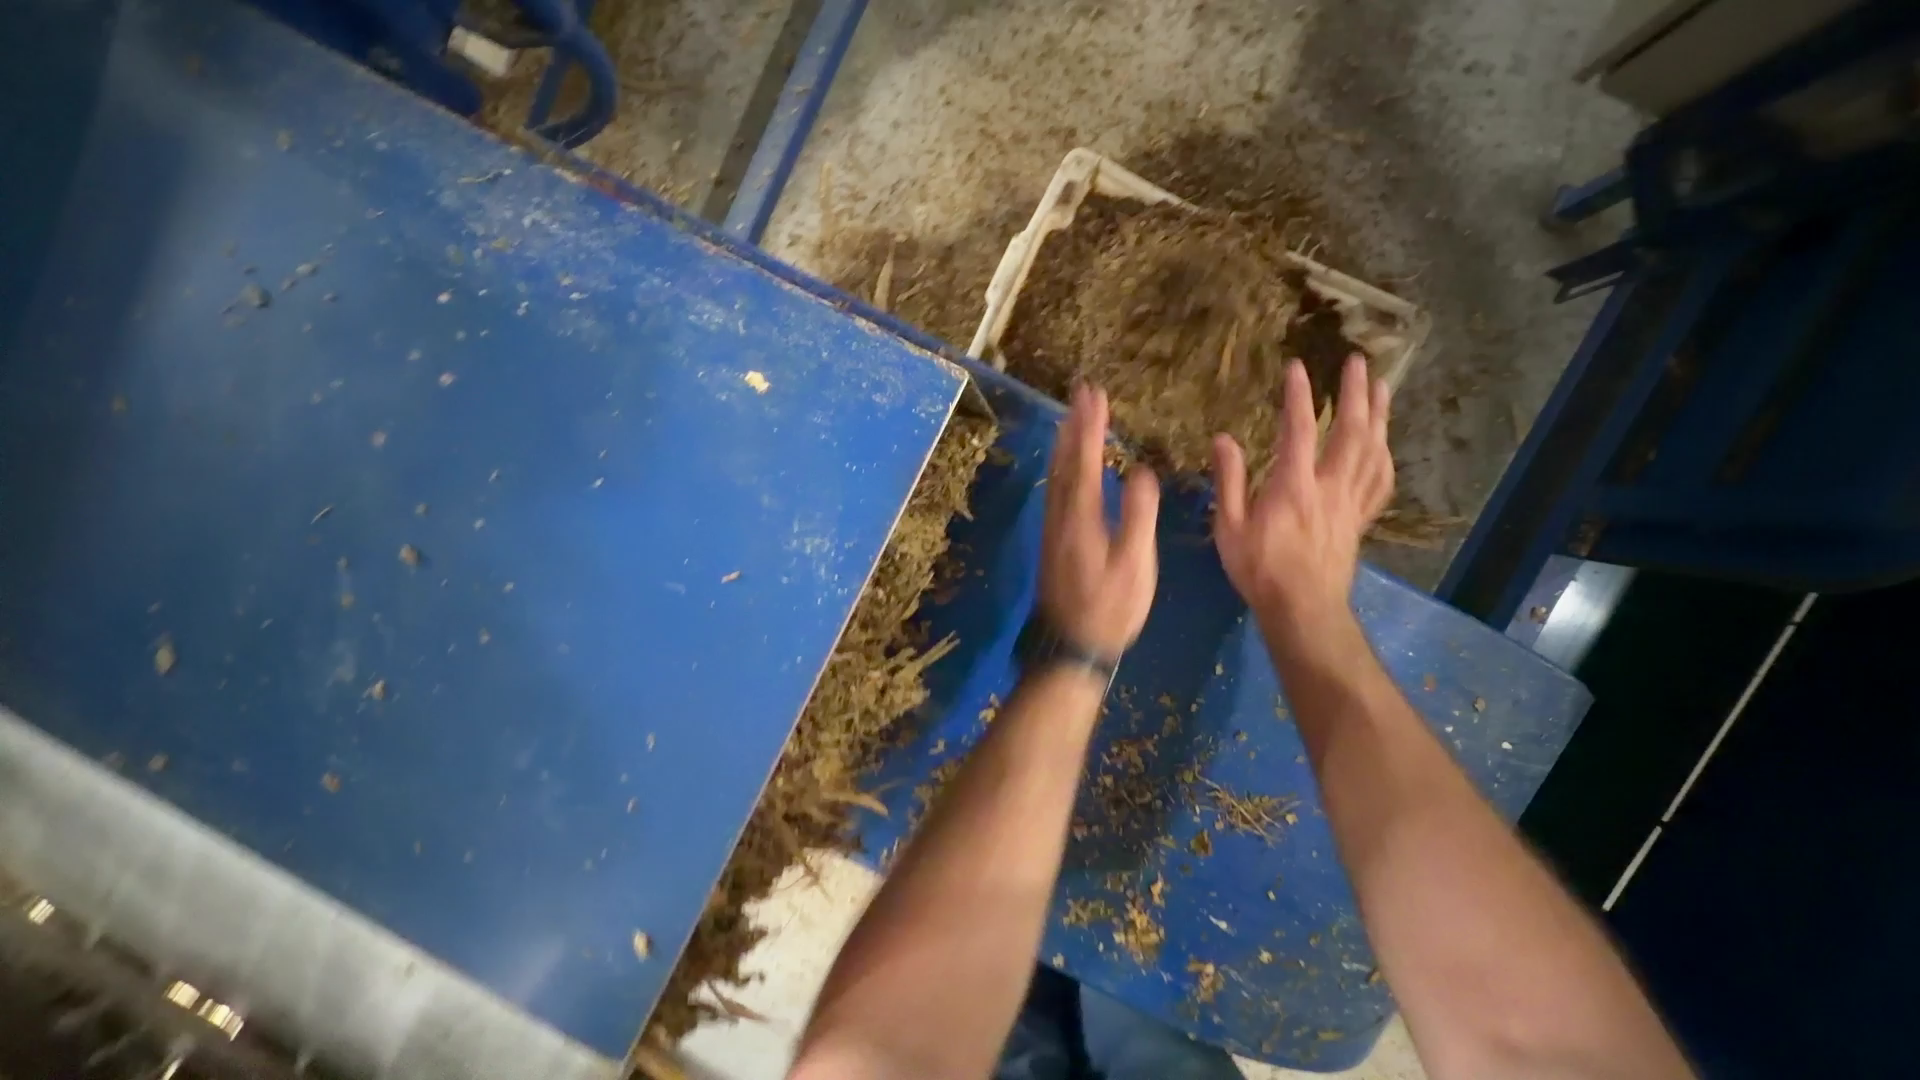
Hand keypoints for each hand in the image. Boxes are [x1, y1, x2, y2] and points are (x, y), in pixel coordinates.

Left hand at [1040, 384, 1160, 655]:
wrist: (1070, 648)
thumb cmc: (1110, 609)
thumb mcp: (1135, 564)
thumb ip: (1138, 515)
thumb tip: (1139, 470)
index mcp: (1081, 517)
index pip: (1085, 460)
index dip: (1089, 426)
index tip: (1093, 393)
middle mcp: (1060, 516)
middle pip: (1065, 462)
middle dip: (1074, 425)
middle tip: (1081, 393)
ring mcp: (1053, 530)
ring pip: (1056, 476)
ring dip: (1065, 444)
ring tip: (1073, 417)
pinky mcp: (1053, 543)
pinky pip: (1056, 491)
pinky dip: (1063, 468)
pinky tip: (1069, 468)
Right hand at [1212, 354, 1392, 635]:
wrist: (1303, 609)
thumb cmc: (1260, 570)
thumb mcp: (1230, 528)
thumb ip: (1229, 481)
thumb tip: (1223, 439)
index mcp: (1294, 487)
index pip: (1299, 430)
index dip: (1299, 396)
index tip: (1298, 366)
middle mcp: (1330, 487)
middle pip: (1351, 431)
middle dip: (1356, 393)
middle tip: (1359, 362)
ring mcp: (1350, 503)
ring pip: (1373, 450)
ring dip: (1379, 415)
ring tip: (1382, 388)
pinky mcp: (1360, 519)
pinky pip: (1380, 482)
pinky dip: (1384, 456)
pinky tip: (1383, 444)